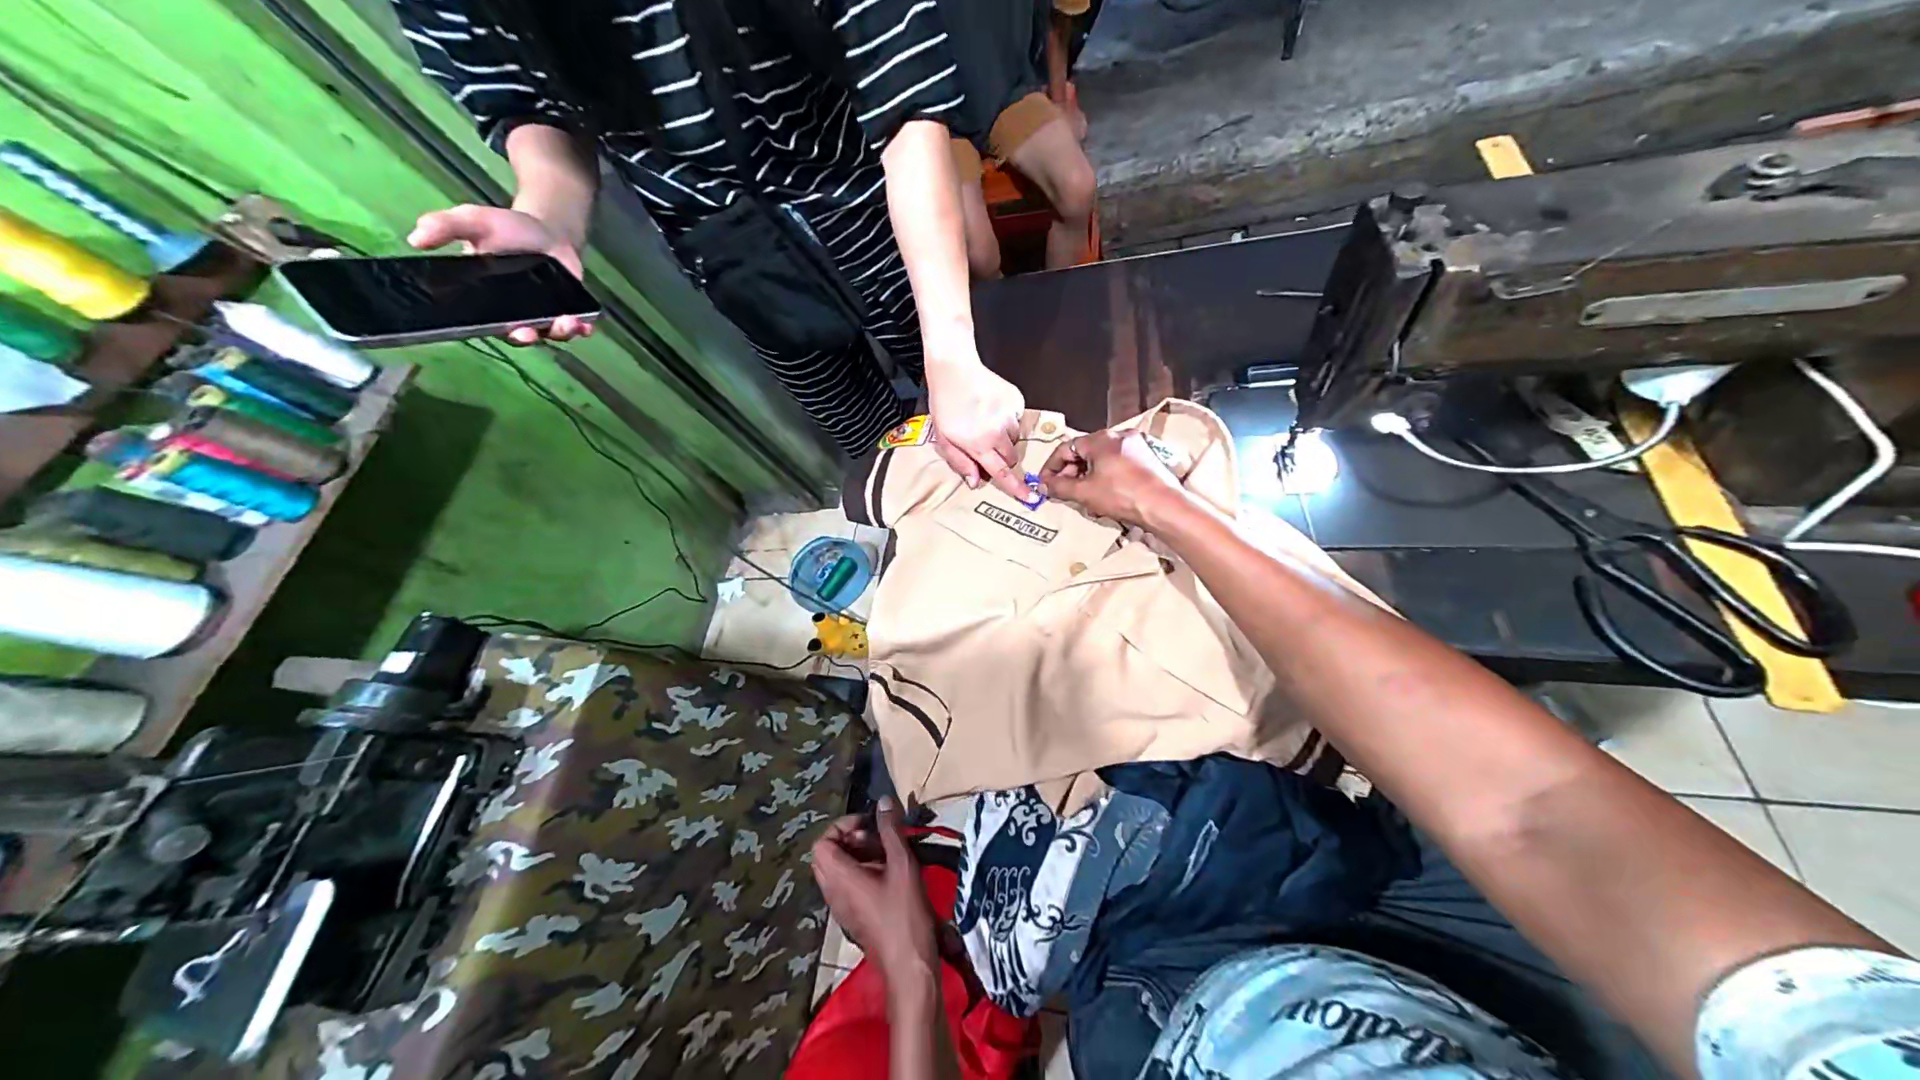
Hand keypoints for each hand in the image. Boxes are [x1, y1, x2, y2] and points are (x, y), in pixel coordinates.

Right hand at [408, 205, 594, 343]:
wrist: (546, 228)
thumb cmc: (505, 228)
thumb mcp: (473, 221)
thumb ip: (446, 227)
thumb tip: (415, 238)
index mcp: (488, 300)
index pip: (487, 322)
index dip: (495, 330)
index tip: (506, 331)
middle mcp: (517, 312)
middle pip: (522, 334)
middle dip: (527, 336)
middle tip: (529, 332)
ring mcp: (544, 313)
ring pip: (551, 333)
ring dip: (561, 333)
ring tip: (567, 323)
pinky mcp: (568, 308)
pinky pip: (575, 326)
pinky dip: (582, 328)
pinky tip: (587, 326)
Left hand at [810, 797, 939, 983]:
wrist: (909, 966)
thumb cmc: (904, 913)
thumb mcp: (903, 865)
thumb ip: (891, 830)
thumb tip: (883, 801)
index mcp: (839, 877)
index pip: (822, 842)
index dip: (843, 826)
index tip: (869, 824)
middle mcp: (832, 892)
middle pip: (827, 855)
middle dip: (850, 839)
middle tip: (877, 839)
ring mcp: (840, 908)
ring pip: (837, 871)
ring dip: (858, 855)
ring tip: (887, 855)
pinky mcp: (852, 918)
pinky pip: (846, 886)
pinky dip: (861, 873)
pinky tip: (889, 876)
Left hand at [925, 357, 1030, 499]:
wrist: (955, 370)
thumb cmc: (945, 404)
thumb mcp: (943, 439)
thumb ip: (960, 462)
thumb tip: (975, 482)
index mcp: (979, 445)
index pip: (1002, 472)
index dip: (1016, 487)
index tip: (1030, 498)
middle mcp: (998, 433)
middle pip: (1012, 457)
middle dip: (1002, 457)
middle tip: (987, 446)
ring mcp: (1010, 415)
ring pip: (1015, 438)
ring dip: (1004, 437)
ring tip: (986, 422)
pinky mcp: (1016, 400)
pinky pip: (1017, 418)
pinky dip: (1008, 418)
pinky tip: (992, 409)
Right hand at [1039, 428, 1190, 527]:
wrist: (1163, 506)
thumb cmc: (1123, 495)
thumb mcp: (1084, 492)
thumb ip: (1060, 487)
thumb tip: (1044, 485)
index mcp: (1101, 439)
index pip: (1066, 447)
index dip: (1052, 467)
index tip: (1045, 483)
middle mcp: (1119, 436)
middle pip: (1085, 452)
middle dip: (1071, 472)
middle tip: (1063, 491)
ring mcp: (1136, 446)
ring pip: (1102, 459)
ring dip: (1088, 476)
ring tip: (1084, 497)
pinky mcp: (1148, 459)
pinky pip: (1118, 464)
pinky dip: (1106, 477)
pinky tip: (1105, 496)